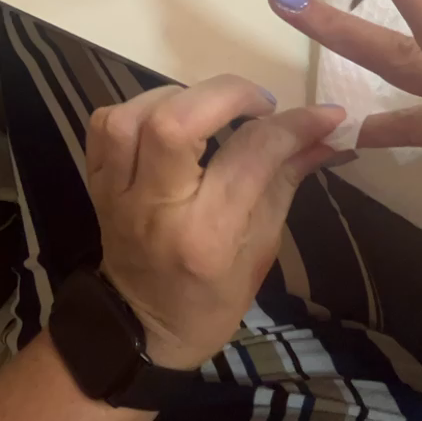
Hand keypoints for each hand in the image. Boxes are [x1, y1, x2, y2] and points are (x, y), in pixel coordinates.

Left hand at [83, 76, 345, 369]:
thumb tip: (326, 132)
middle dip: (226, 94)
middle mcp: (156, 207)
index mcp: (206, 235)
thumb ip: (286, 178)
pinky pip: (105, 122)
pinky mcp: (95, 179)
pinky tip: (165, 117)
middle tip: (257, 103)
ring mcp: (116, 191)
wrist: (139, 325)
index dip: (292, 125)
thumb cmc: (212, 296)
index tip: (323, 115)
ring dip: (178, 97)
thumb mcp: (262, 248)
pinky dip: (137, 106)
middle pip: (175, 123)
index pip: (250, 156)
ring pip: (133, 116)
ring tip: (209, 109)